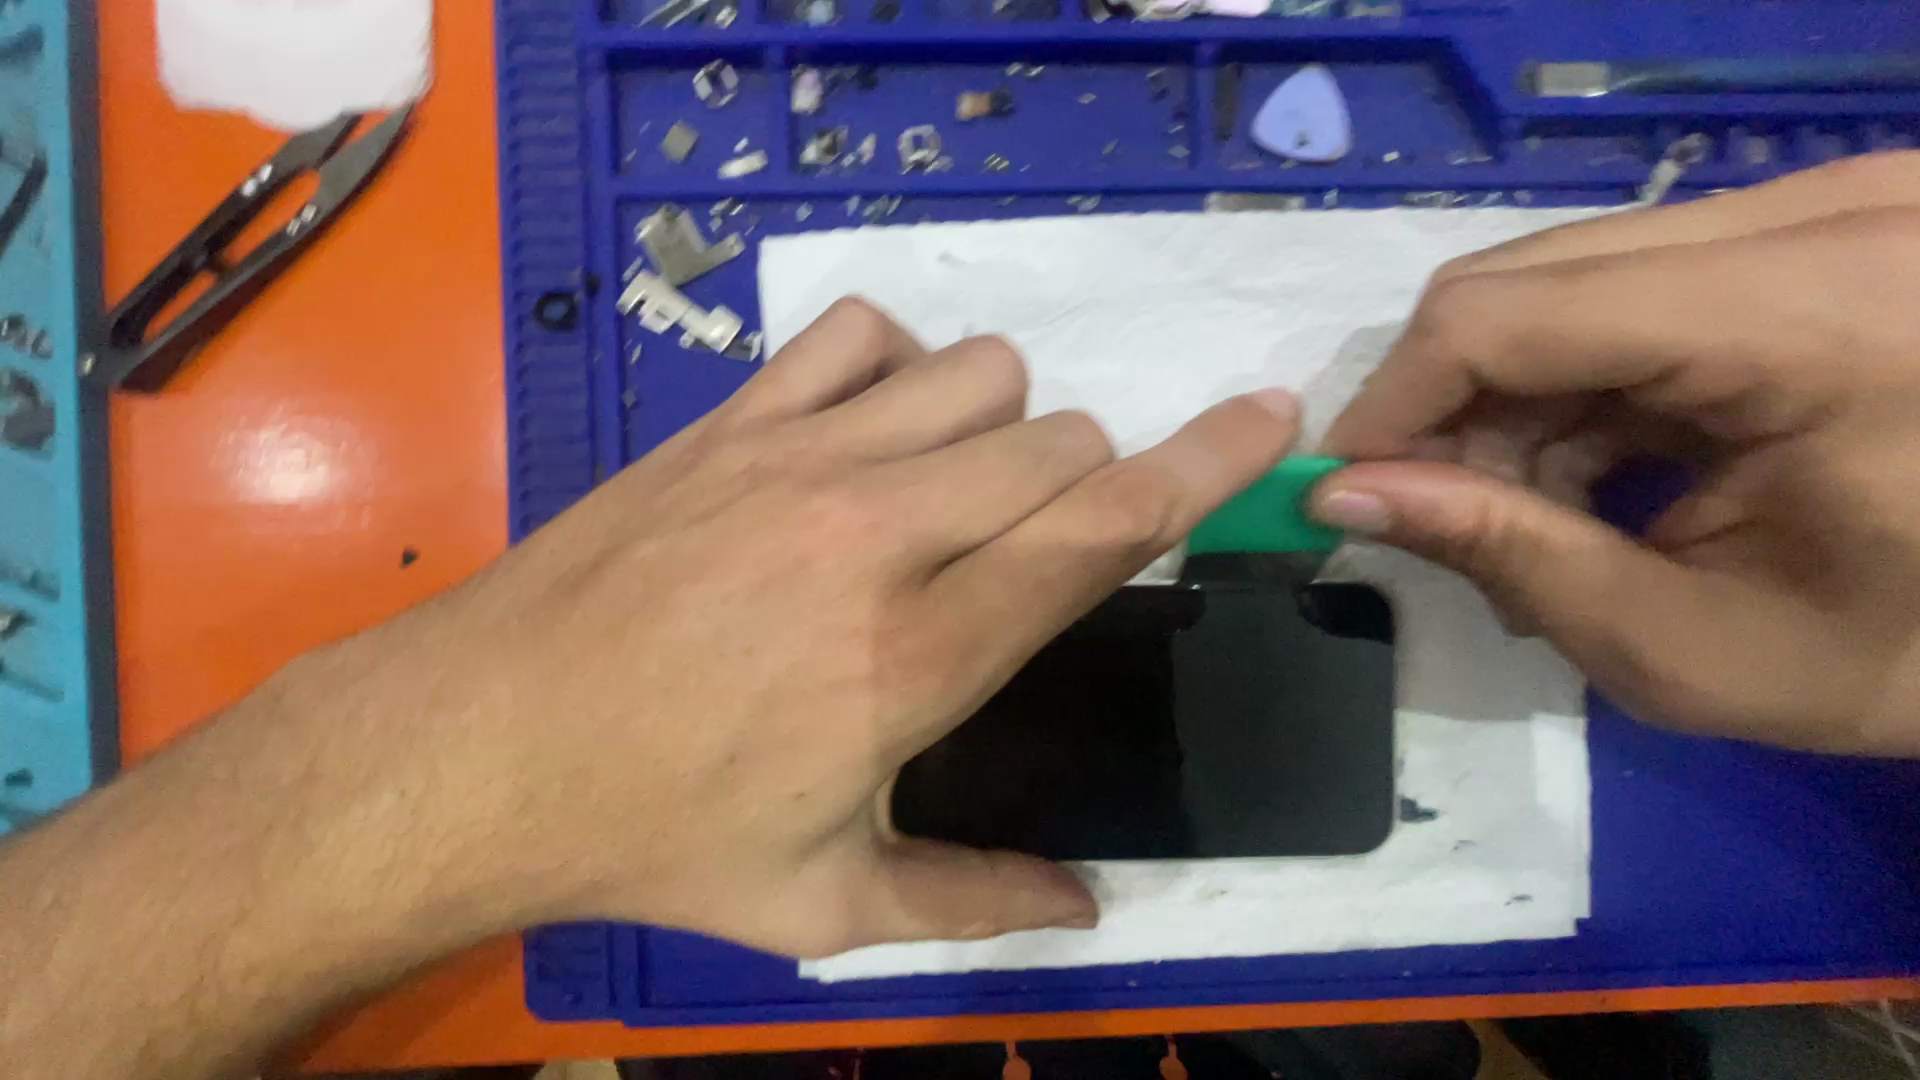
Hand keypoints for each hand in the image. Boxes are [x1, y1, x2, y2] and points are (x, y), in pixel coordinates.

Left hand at [308, 298, 1298, 955]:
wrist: (470, 750)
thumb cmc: (654, 834)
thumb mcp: (825, 908)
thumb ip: (976, 903)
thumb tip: (1092, 911)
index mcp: (924, 650)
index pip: (1109, 526)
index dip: (1210, 463)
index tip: (1271, 417)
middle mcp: (880, 529)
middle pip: (1060, 441)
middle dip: (1086, 481)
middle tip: (1026, 548)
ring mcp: (800, 457)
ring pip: (980, 372)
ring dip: (1000, 425)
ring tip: (950, 491)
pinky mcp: (730, 423)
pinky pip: (858, 334)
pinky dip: (894, 366)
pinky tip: (867, 430)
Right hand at [1312, 151, 1919, 755]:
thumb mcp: (1690, 643)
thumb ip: (1502, 554)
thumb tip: (1340, 496)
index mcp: (1816, 319)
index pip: (1498, 316)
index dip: (1390, 403)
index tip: (1347, 491)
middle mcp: (1821, 216)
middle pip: (1508, 283)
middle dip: (1437, 408)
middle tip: (1440, 513)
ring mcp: (1827, 208)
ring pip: (1546, 286)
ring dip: (1496, 403)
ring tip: (1525, 509)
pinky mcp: (1819, 230)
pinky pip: (1610, 293)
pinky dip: (1561, 388)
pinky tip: (1590, 469)